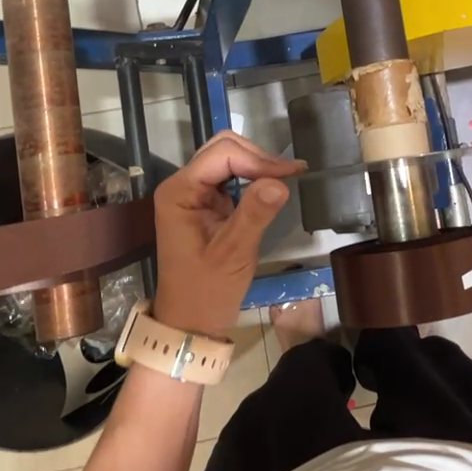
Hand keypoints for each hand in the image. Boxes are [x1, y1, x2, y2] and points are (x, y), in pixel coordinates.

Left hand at [150, 131, 304, 339]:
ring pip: (228, 158)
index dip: (258, 160)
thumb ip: (254, 214)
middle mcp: (182, 185)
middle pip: (223, 149)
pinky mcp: (204, 204)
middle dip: (258, 157)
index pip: (222, 155)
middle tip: (290, 175)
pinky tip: (272, 186)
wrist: (190, 322)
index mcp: (179, 192)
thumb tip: (281, 181)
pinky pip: (230, 176)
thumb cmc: (207, 290)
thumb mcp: (233, 254)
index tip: (292, 175)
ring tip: (286, 178)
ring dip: (257, 164)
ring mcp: (192, 193)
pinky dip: (252, 176)